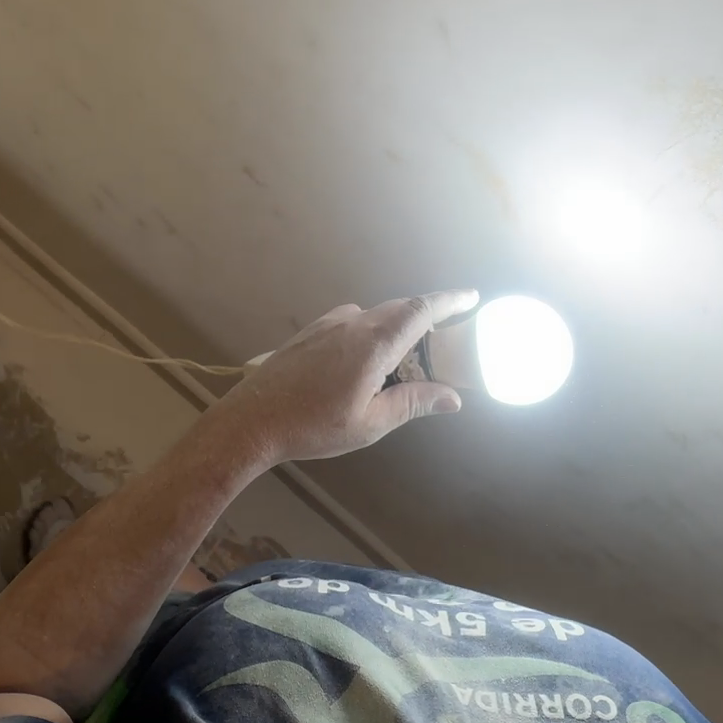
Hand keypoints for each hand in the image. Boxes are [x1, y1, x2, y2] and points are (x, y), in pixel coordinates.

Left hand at [201, 290, 481, 465]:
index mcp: (373, 343)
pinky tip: (362, 363)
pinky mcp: (310, 332)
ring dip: (394, 328)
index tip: (472, 297)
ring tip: (404, 358)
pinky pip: (351, 322)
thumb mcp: (370, 423)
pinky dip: (370, 332)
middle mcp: (352, 323)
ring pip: (373, 316)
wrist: (251, 419)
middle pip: (398, 309)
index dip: (449, 300)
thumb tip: (453, 398)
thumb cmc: (313, 426)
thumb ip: (412, 403)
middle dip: (426, 317)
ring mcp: (327, 324)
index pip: (420, 310)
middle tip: (445, 337)